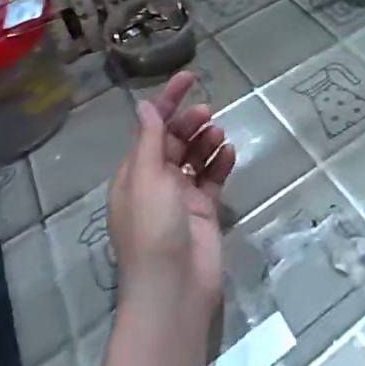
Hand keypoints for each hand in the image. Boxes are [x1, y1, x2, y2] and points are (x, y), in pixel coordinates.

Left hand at [105, 71, 236, 313]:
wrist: (174, 288)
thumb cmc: (154, 229)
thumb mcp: (147, 179)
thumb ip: (150, 140)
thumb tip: (146, 105)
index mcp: (134, 174)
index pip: (151, 127)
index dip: (168, 101)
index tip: (189, 76)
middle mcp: (156, 182)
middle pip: (173, 140)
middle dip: (189, 122)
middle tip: (209, 113)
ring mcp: (181, 197)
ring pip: (195, 156)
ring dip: (206, 141)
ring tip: (219, 135)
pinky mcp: (203, 210)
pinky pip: (212, 177)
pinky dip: (220, 163)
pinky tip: (229, 154)